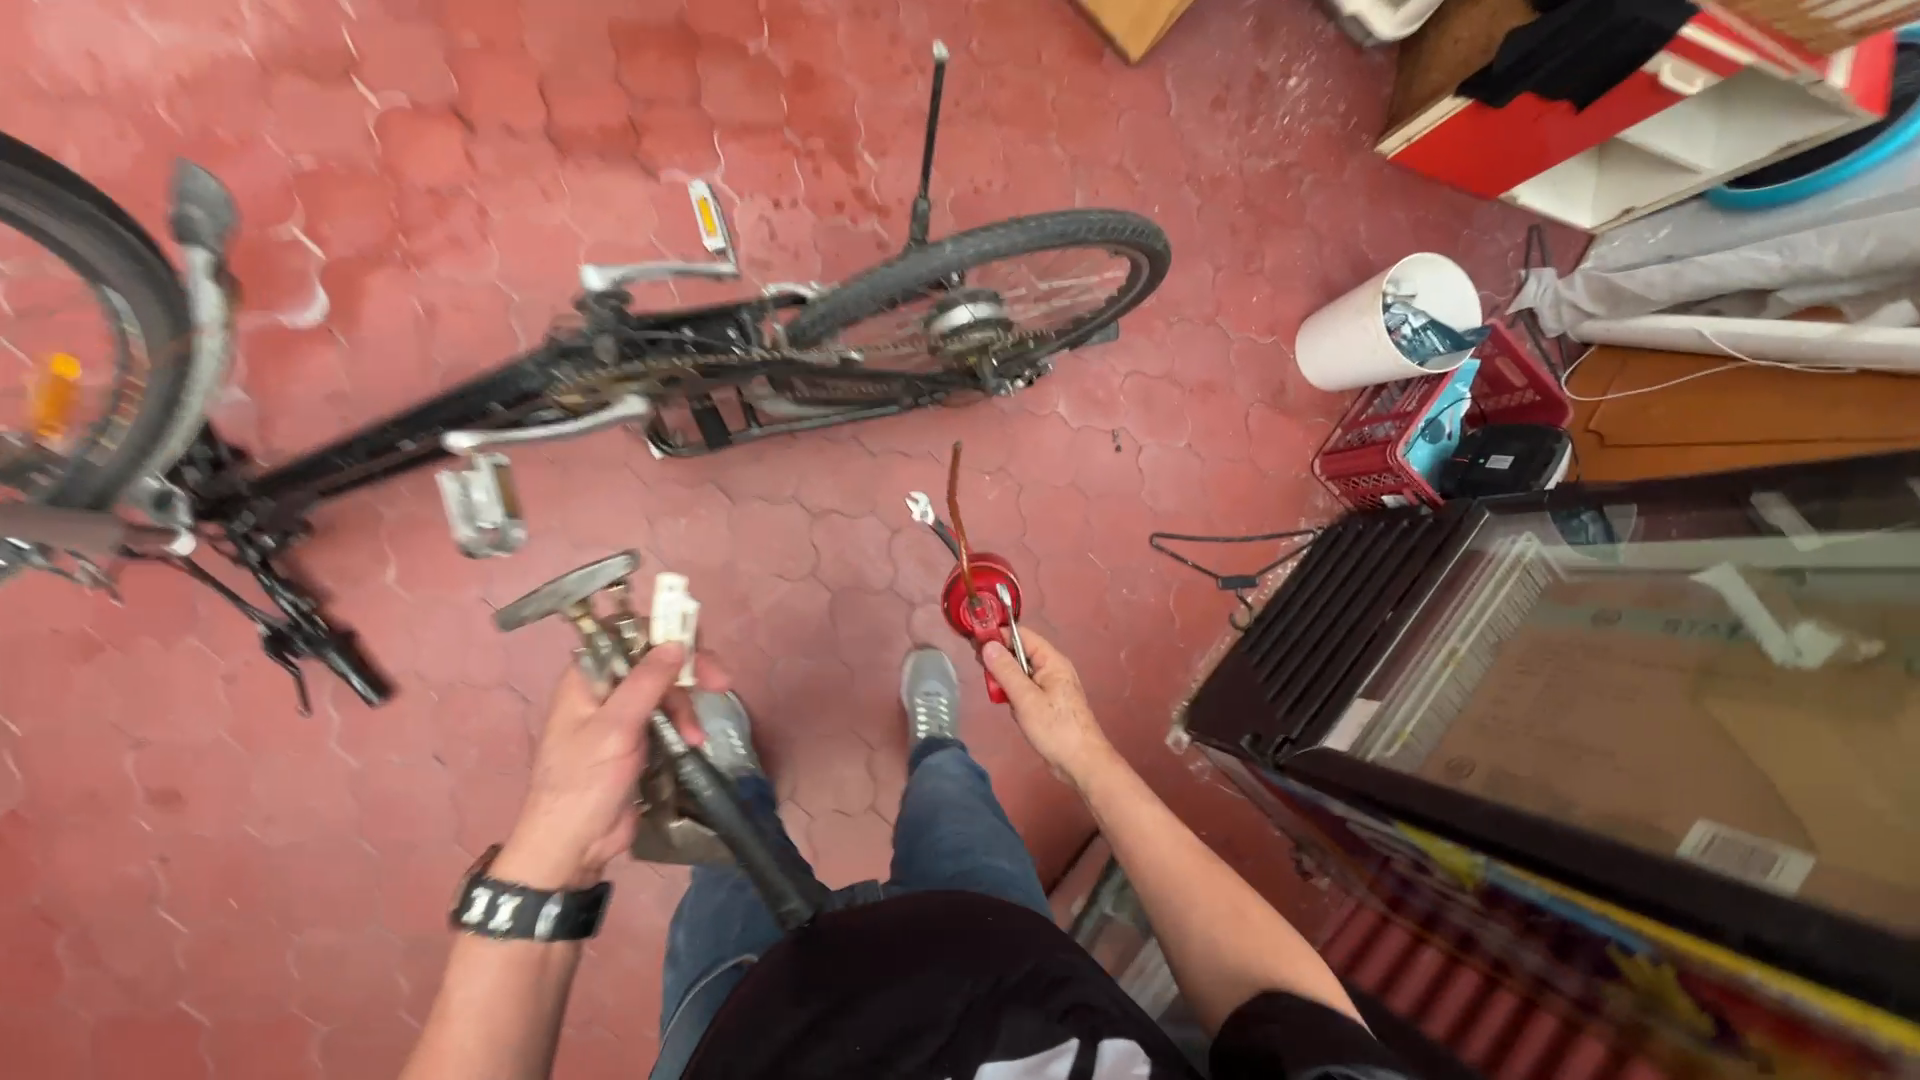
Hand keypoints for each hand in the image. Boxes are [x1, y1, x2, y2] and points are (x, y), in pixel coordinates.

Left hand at [494, 645, 726, 889]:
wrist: (572, 844)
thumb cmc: (583, 782)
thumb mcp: (615, 728)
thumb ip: (646, 682)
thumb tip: (676, 643)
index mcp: (587, 678)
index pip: (627, 635)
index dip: (663, 633)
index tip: (694, 645)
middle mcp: (604, 689)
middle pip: (654, 660)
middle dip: (688, 671)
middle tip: (721, 683)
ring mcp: (622, 715)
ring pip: (666, 689)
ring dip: (687, 707)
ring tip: (696, 737)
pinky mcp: (638, 739)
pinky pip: (668, 716)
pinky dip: (684, 724)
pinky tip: (693, 742)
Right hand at [979, 627, 1114, 782]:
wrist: (1081, 762)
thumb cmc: (1055, 728)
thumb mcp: (1025, 698)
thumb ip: (1005, 670)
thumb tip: (987, 644)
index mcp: (1051, 661)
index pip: (1022, 635)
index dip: (999, 636)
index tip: (975, 644)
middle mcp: (1052, 669)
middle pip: (1020, 654)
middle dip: (1001, 663)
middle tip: (985, 677)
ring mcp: (1051, 687)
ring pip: (1020, 674)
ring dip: (1007, 684)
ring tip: (1000, 698)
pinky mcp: (1048, 703)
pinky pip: (1026, 691)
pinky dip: (1015, 697)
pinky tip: (1012, 710)